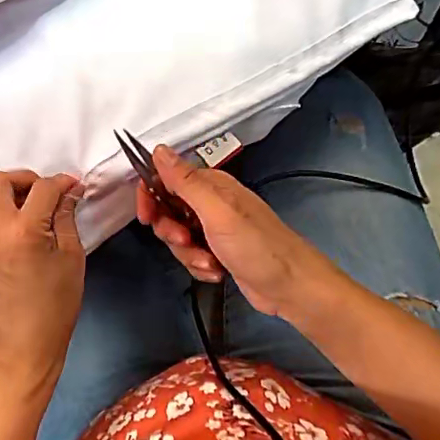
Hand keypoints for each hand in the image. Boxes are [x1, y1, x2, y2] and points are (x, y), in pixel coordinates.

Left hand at [0, 170, 84, 392]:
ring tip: (37, 212)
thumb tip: (68, 192)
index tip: (73, 187)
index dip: (61, 182)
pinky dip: (3, 212)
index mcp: (22, 230)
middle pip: (0, 181)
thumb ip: (65, 217)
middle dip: (26, 180)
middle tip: (48, 195)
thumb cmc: (55, 304)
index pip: (41, 188)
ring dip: (12, 194)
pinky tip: (23, 229)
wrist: (23, 342)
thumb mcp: (71, 257)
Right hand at [134, 145, 343, 315]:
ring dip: (187, 253)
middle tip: (186, 240)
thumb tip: (159, 150)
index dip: (150, 196)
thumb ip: (185, 181)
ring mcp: (214, 228)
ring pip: (176, 236)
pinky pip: (190, 255)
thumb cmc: (259, 247)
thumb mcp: (217, 211)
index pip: (165, 179)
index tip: (147, 217)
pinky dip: (198, 265)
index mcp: (211, 185)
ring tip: (208, 261)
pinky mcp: (218, 251)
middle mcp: (211, 203)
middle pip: (167, 210)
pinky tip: (216, 270)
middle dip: (170, 231)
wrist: (293, 289)